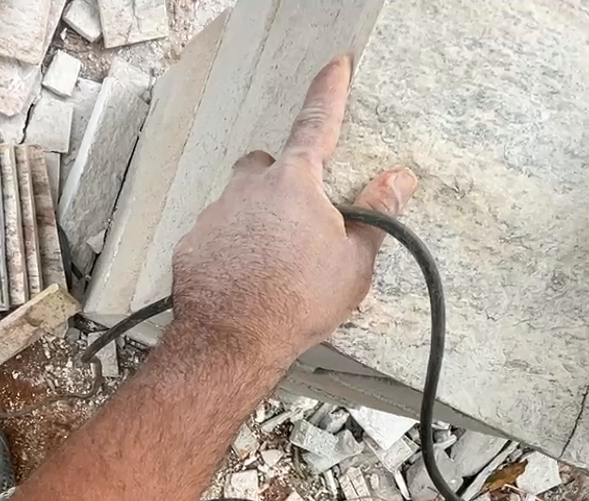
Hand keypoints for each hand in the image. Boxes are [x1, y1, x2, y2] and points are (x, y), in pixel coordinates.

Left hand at [168, 55, 416, 365]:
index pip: (317, 122)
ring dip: (251, 223)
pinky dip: (227, 251)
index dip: (330, 93)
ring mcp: (214, 216)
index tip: (336, 69)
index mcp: (293, 183)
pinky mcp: (190, 245)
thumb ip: (375, 215)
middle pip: (265, 167)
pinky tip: (240, 282)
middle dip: (279, 185)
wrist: (232, 343)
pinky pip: (213, 237)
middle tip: (294, 226)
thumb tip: (398, 179)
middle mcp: (247, 189)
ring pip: (236, 204)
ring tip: (266, 268)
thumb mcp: (353, 264)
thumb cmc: (295, 305)